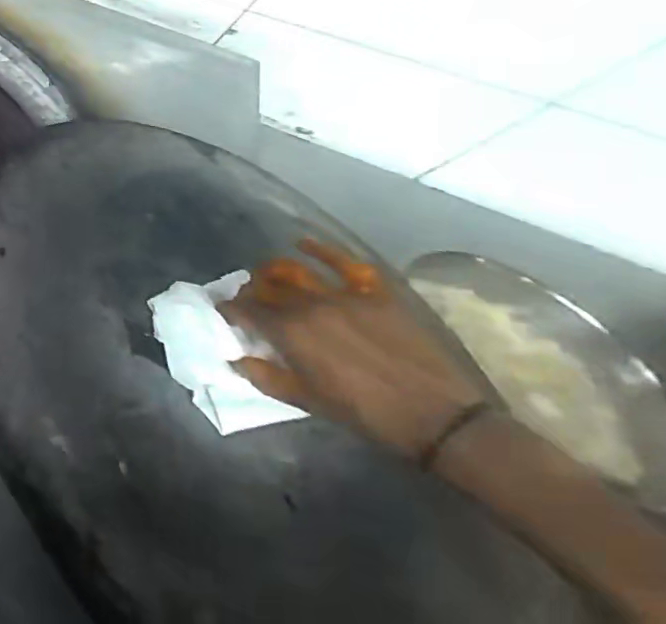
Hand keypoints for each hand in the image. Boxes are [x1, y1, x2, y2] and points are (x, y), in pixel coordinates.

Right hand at [221, 239, 486, 460]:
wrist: (440, 420)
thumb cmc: (368, 416)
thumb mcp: (309, 402)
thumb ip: (267, 378)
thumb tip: (235, 359)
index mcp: (290, 333)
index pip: (246, 310)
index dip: (230, 309)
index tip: (225, 312)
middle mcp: (309, 306)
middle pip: (266, 287)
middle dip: (250, 290)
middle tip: (248, 298)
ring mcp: (343, 295)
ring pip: (296, 270)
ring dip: (274, 270)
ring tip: (268, 275)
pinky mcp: (374, 293)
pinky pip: (343, 262)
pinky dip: (320, 249)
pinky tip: (303, 245)